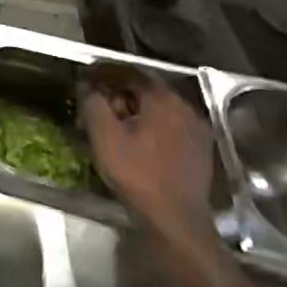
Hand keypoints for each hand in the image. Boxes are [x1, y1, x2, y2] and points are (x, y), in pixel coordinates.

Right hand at [81, 63, 215, 240]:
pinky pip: (170, 123)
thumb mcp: (104, 136)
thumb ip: (94, 104)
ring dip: (135, 107)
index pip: (131, 74)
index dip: (105, 72)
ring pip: (160, 107)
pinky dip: (151, 122)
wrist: (174, 215)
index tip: (86, 75)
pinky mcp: (200, 147)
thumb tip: (89, 86)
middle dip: (120, 91)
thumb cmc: (135, 172)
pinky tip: (136, 137)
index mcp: (163, 101)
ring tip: (113, 121)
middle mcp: (185, 108)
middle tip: (96, 101)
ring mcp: (197, 129)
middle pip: (147, 89)